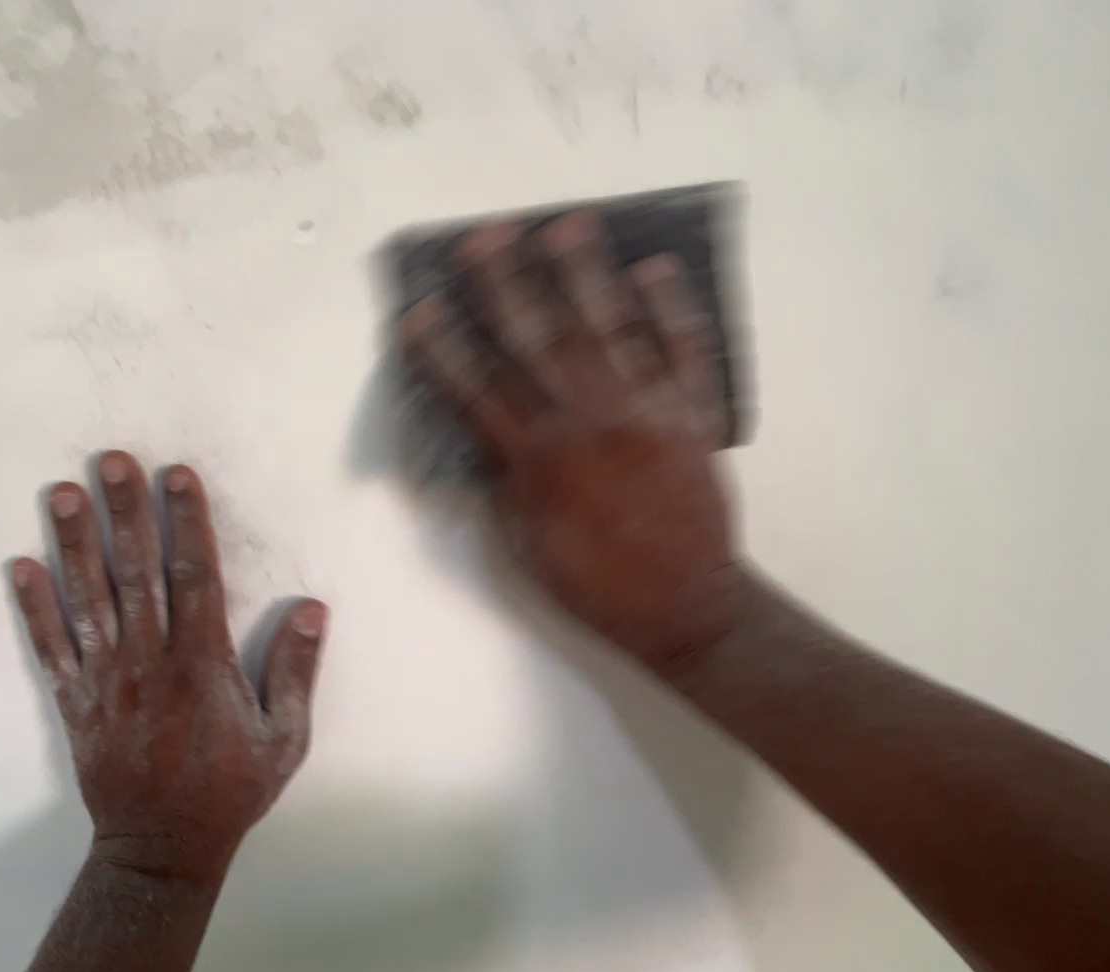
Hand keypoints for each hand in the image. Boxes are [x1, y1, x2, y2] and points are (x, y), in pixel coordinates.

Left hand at [11, 452, 325, 881]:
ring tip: (65, 494)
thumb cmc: (230, 789)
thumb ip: (295, 673)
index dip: (188, 523)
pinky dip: (33, 609)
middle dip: (127, 513)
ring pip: (89, 600)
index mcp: (202, 664)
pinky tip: (20, 567)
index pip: (196, 577)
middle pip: (138, 574)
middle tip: (113, 461)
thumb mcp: (284, 739)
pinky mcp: (75, 702)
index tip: (177, 477)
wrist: (162, 848)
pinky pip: (51, 649)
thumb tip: (311, 609)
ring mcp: (106, 680)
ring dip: (75, 544)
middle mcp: (150, 661)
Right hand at [399, 212, 748, 674]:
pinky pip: (683, 355)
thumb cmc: (595, 586)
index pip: (476, 394)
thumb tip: (482, 438)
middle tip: (484, 239)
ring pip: (608, 333)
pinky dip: (671, 310)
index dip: (442, 352)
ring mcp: (644, 414)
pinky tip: (656, 268)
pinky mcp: (690, 418)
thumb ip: (503, 487)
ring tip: (566, 225)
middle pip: (538, 344)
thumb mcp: (527, 549)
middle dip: (505, 288)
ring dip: (584, 276)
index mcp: (538, 463)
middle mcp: (586, 426)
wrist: (685, 608)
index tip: (418, 311)